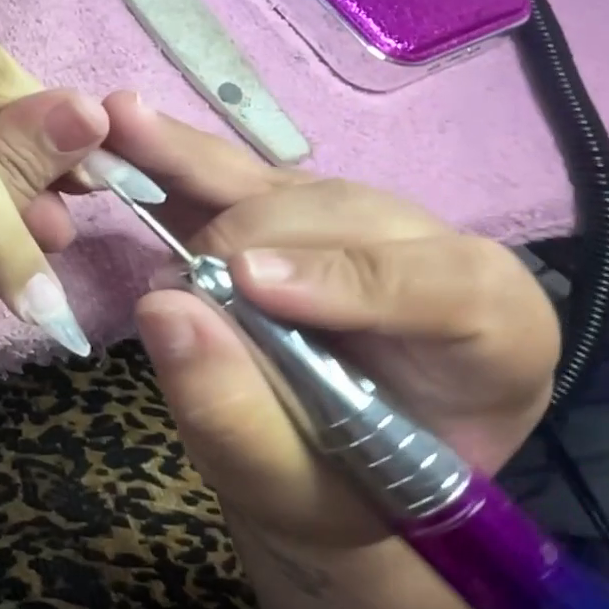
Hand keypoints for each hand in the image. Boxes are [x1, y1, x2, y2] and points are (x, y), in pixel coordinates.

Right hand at [106, 92, 557, 549]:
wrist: (311, 459)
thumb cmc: (323, 481)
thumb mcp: (287, 484)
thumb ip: (239, 414)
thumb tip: (165, 309)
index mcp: (490, 332)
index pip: (443, 285)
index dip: (348, 276)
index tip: (249, 283)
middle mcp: (425, 251)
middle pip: (347, 213)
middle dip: (254, 231)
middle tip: (175, 272)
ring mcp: (343, 216)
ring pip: (276, 178)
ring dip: (191, 156)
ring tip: (119, 125)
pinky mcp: (273, 204)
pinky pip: (222, 171)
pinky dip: (164, 153)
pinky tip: (118, 125)